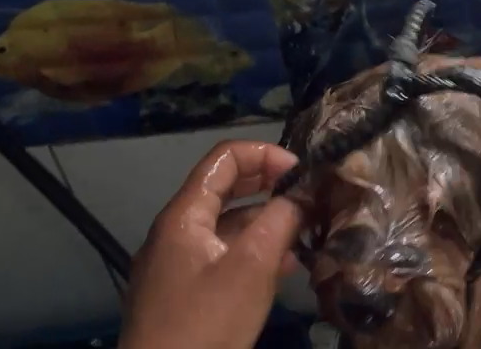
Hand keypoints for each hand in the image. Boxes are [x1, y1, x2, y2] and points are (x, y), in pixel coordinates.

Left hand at [121, 140, 302, 348]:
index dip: (266, 155)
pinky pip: (221, 255)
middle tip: (306, 197)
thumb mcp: (253, 266)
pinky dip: (252, 251)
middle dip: (269, 185)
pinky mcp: (181, 296)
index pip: (226, 157)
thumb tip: (303, 193)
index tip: (300, 175)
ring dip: (265, 220)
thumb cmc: (205, 326)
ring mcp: (174, 267)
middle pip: (226, 187)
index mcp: (183, 216)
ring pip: (226, 224)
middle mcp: (174, 233)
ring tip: (302, 234)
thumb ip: (282, 218)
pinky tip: (282, 269)